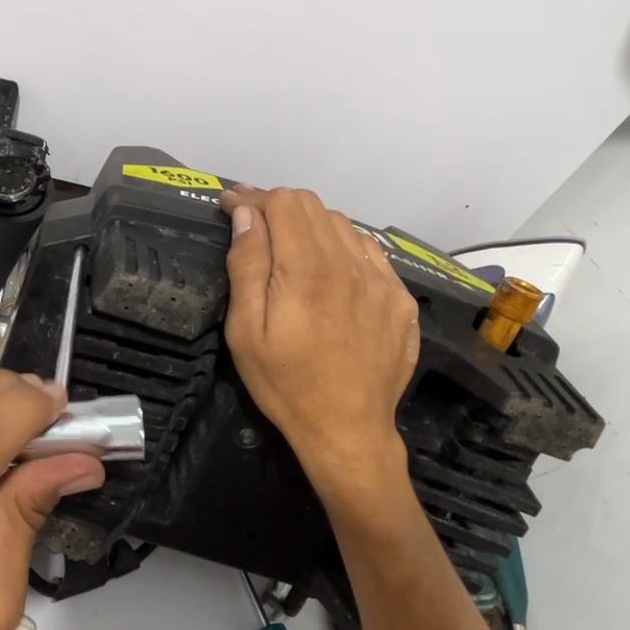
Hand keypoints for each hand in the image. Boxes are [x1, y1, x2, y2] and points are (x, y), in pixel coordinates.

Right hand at [220, 186, 419, 492]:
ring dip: (309, 224)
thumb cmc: (285, 385)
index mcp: (306, 269)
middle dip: (277, 206)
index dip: (252, 198)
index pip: (282, 203)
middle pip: (312, 205)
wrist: (348, 431)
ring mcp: (380, 280)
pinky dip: (341, 246)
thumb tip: (246, 215)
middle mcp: (348, 264)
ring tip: (288, 246)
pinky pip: (368, 250)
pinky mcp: (399, 298)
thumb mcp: (246, 331)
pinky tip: (328, 269)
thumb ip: (247, 266)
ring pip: (341, 224)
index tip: (231, 205)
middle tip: (253, 224)